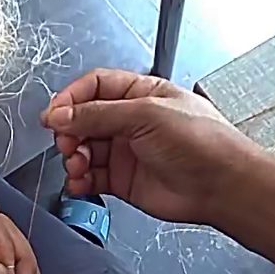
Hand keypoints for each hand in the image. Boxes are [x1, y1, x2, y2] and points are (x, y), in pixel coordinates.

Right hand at [41, 69, 267, 223]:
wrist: (220, 185)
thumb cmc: (201, 142)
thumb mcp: (145, 115)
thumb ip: (99, 115)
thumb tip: (62, 115)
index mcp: (140, 94)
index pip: (94, 88)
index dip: (70, 99)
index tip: (54, 115)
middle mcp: (131, 121)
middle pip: (84, 120)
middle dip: (70, 132)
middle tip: (67, 143)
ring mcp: (127, 152)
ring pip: (85, 150)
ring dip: (74, 158)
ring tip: (77, 165)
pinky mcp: (124, 180)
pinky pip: (92, 178)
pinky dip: (80, 181)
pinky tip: (80, 184)